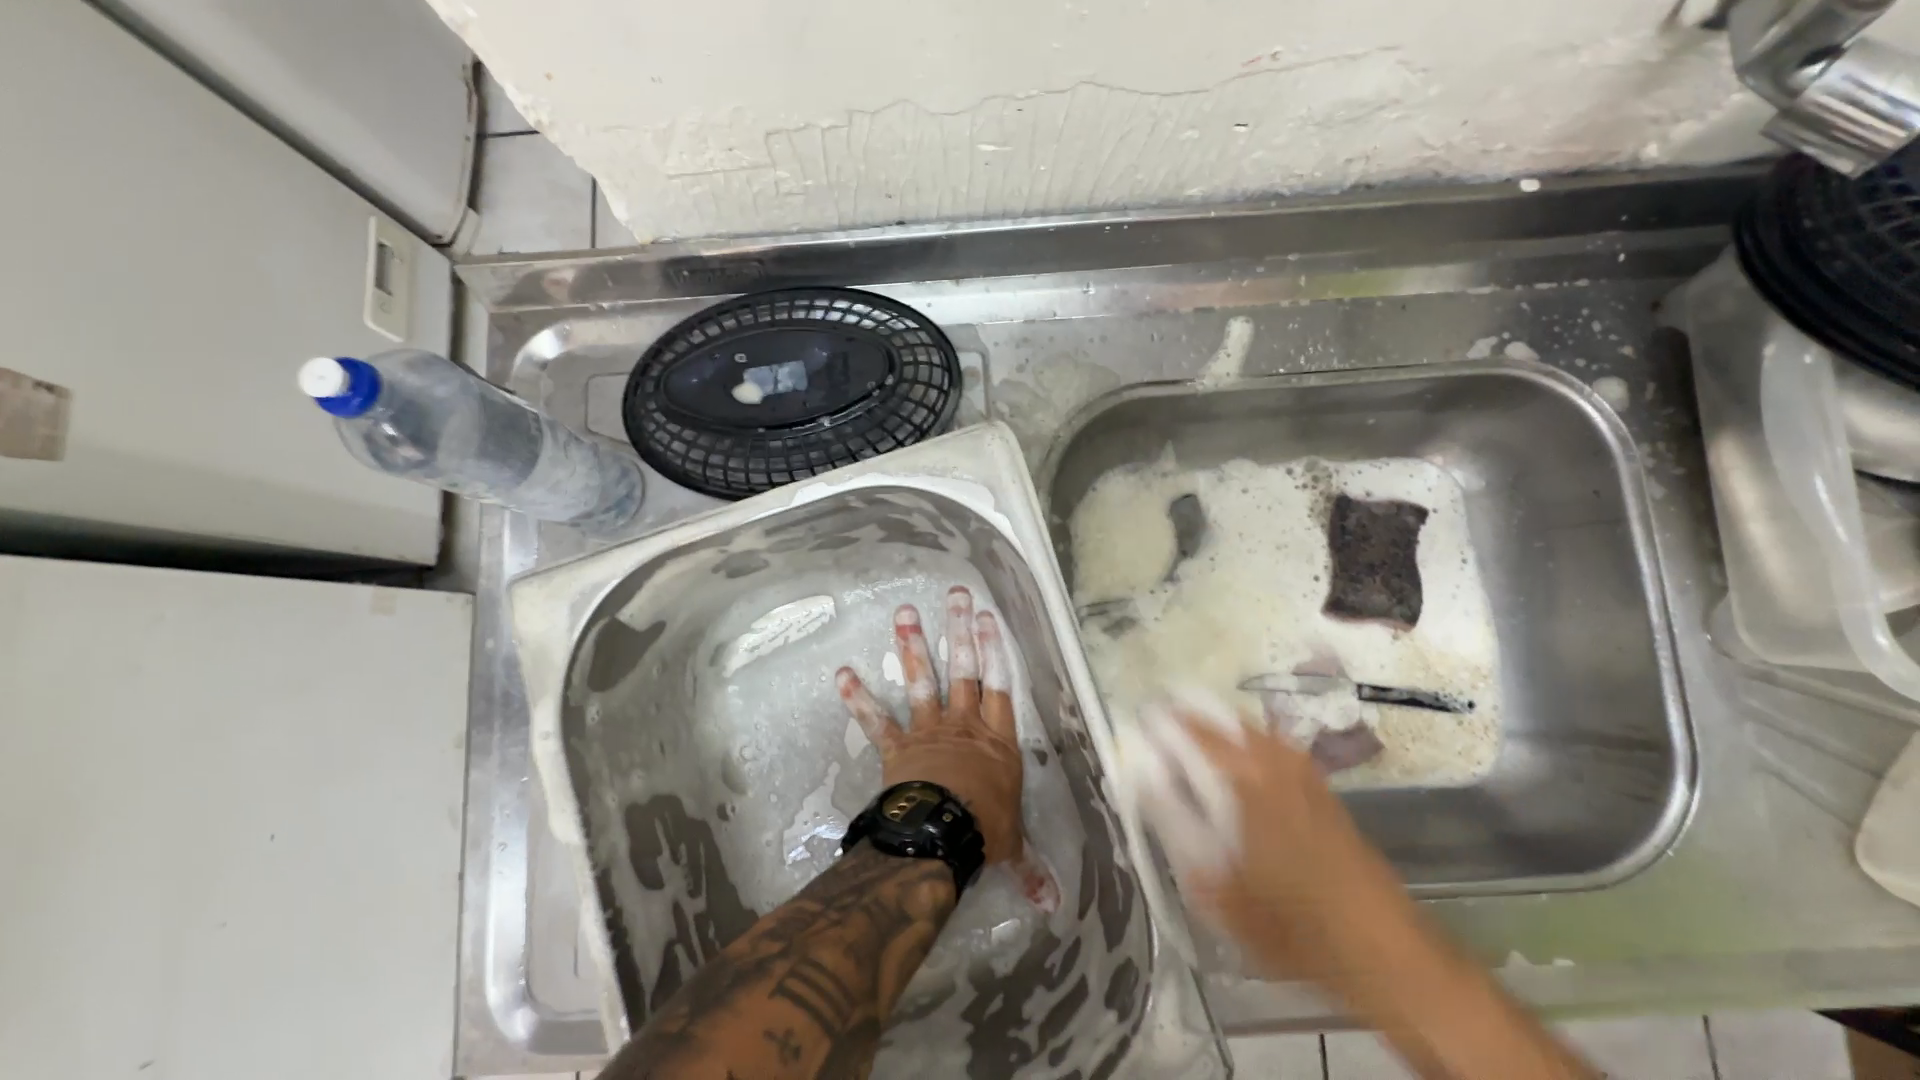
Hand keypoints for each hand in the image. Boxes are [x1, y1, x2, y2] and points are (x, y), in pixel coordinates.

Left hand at [836, 586, 1058, 909]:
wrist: (937, 838)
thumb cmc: (982, 833)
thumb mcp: (1012, 846)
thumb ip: (1030, 864)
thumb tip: (1054, 902)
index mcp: (996, 741)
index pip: (999, 685)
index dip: (995, 650)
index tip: (988, 616)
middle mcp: (962, 726)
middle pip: (963, 669)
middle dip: (959, 630)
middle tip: (954, 594)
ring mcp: (927, 731)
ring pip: (921, 681)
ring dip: (911, 646)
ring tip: (904, 612)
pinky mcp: (896, 747)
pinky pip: (876, 720)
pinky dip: (858, 698)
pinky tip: (841, 673)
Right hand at [1123, 698, 1411, 983]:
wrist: (1377, 945)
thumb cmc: (1286, 923)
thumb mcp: (1212, 885)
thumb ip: (1171, 821)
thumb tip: (1141, 775)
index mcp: (1239, 775)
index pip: (1180, 726)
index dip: (1149, 725)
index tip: (1129, 734)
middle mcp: (1270, 756)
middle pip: (1213, 715)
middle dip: (1178, 718)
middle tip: (1150, 736)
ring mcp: (1299, 766)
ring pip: (1241, 727)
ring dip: (1209, 729)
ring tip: (1182, 752)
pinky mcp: (1318, 783)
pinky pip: (1265, 744)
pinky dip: (1238, 744)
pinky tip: (1229, 774)